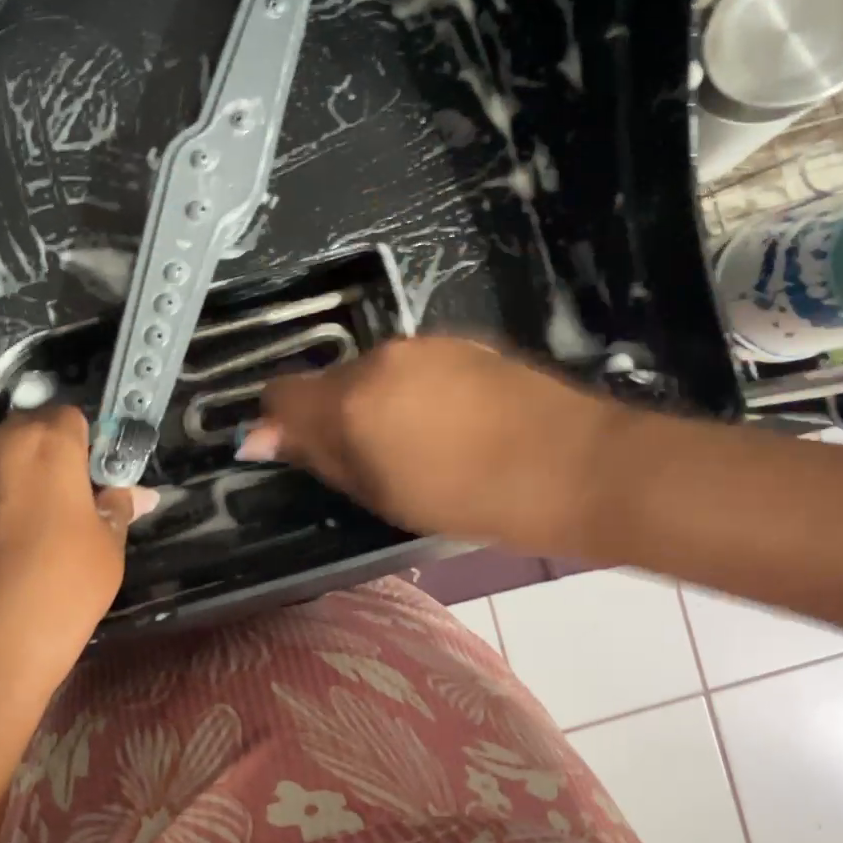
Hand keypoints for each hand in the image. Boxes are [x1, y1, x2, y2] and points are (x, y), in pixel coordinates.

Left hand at [0, 405, 155, 689]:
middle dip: (49, 457)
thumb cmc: (58, 593)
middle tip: (67, 506)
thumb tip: (135, 492)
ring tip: (30, 530)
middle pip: (30, 433)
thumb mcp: (106, 552)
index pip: (72, 418)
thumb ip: (117, 510)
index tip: (94, 483)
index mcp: (47, 442)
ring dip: (15, 478)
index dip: (86, 446)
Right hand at [245, 336, 619, 549]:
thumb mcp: (382, 494)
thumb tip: (261, 438)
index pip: (279, 395)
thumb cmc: (473, 499)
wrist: (582, 466)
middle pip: (328, 383)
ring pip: (371, 374)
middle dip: (334, 417)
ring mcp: (423, 346)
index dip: (277, 424)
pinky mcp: (462, 342)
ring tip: (420, 447)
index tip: (297, 453)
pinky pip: (412, 368)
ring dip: (375, 405)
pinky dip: (413, 393)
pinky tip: (454, 426)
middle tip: (370, 462)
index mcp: (350, 401)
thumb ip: (319, 458)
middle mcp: (378, 360)